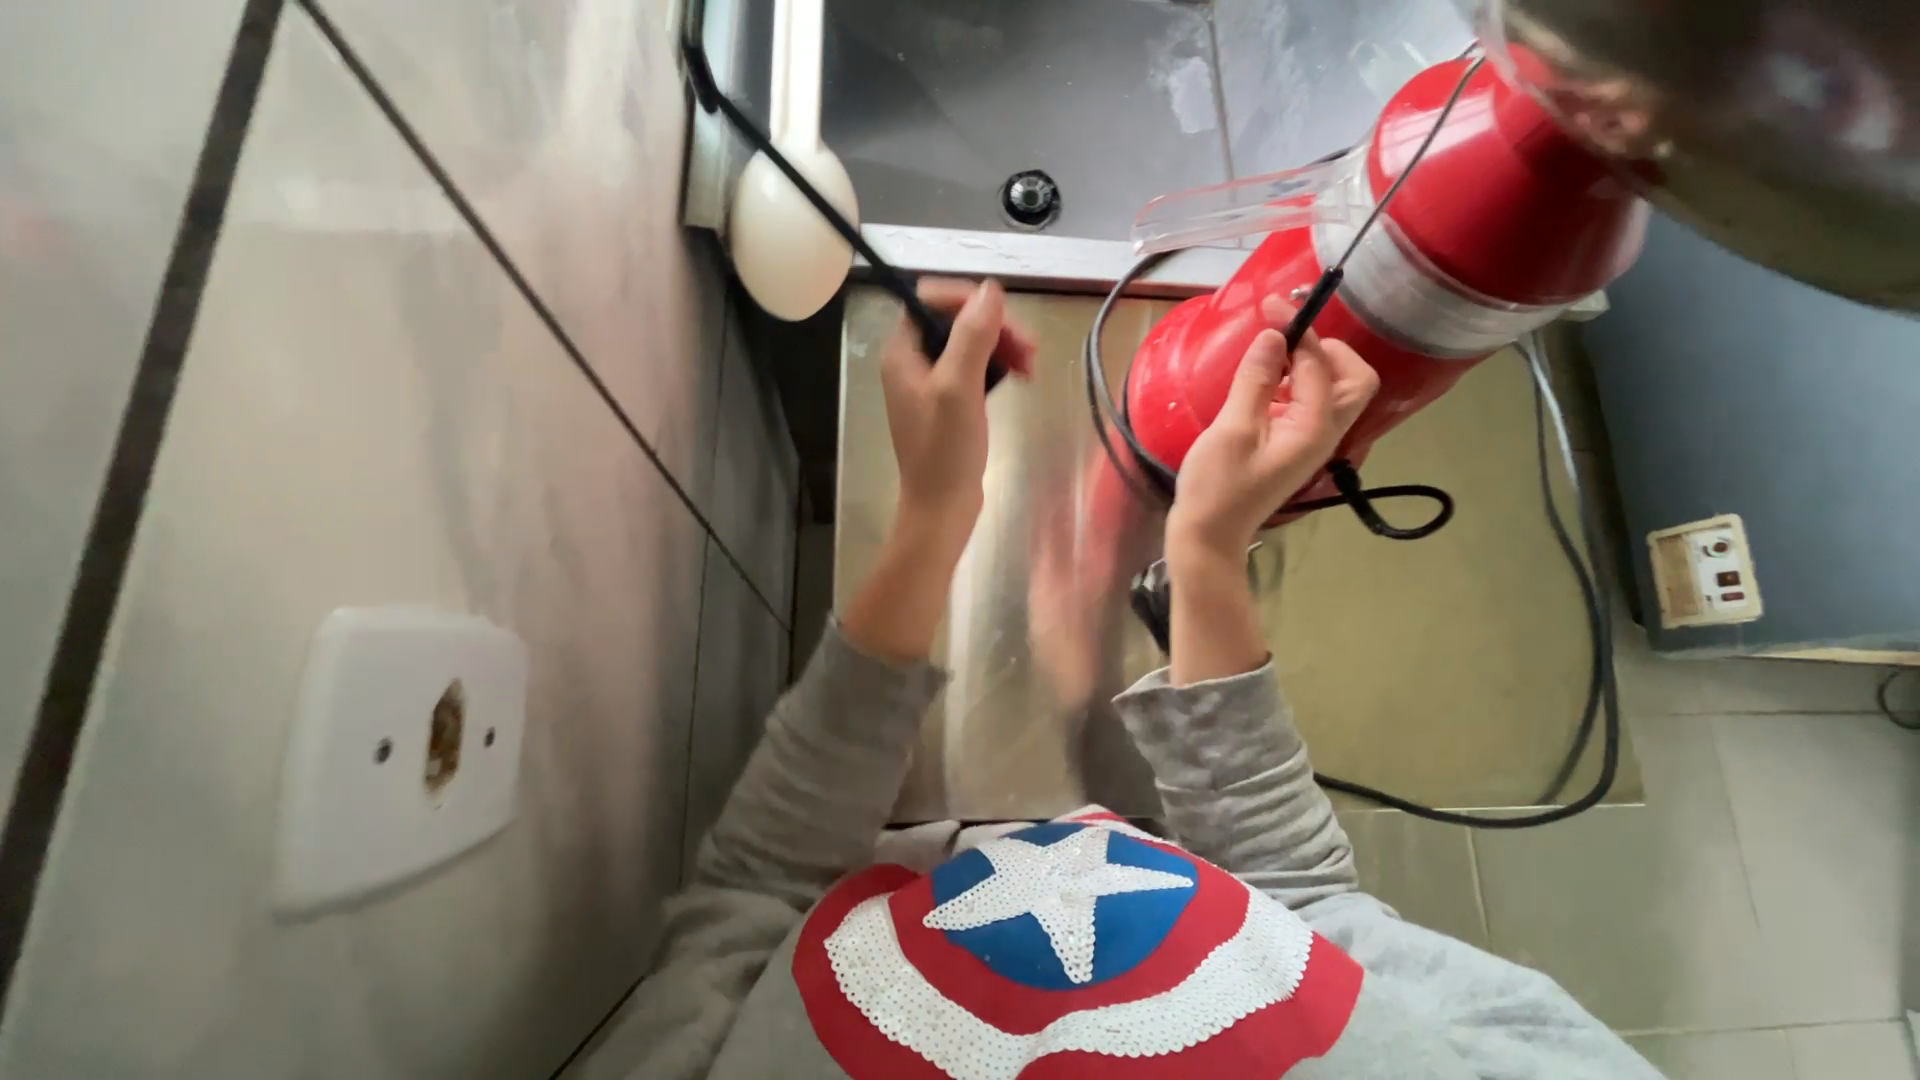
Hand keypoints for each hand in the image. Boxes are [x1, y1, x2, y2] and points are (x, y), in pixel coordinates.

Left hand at [842, 278, 1034, 663]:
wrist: (942, 509)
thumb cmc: (944, 451)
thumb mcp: (958, 387)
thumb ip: (972, 335)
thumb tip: (991, 289)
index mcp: (901, 352)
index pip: (929, 299)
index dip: (968, 300)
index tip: (1005, 318)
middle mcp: (911, 361)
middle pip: (955, 319)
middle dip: (994, 326)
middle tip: (1029, 348)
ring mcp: (930, 382)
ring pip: (970, 342)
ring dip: (1003, 345)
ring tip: (1031, 365)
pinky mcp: (949, 401)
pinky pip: (975, 367)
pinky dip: (998, 366)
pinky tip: (1021, 377)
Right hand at [1165, 302, 1377, 567]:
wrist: (1208, 536)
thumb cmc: (1217, 486)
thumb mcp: (1233, 428)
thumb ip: (1257, 379)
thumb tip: (1274, 335)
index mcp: (1315, 427)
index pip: (1322, 364)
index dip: (1299, 332)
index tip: (1271, 309)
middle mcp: (1323, 432)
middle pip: (1353, 379)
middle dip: (1327, 351)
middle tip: (1287, 340)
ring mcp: (1310, 442)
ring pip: (1332, 392)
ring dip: (1311, 366)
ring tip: (1271, 357)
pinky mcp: (1292, 447)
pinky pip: (1308, 406)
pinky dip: (1295, 386)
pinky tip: (1263, 385)